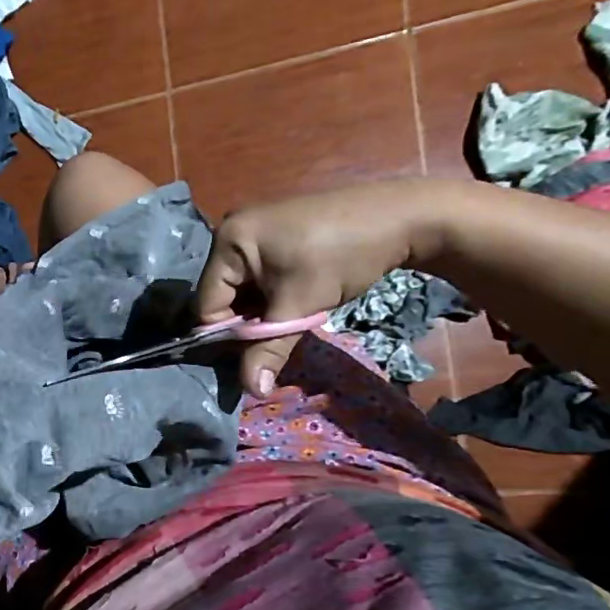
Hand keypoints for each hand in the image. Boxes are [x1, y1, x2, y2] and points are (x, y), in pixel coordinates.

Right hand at [197, 180, 457, 393]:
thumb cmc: (342, 255)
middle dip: (245, 326)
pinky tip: (294, 307)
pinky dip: (272, 300)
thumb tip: (253, 392)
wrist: (402, 218)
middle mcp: (233, 232)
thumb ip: (268, 349)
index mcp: (228, 240)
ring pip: (244, 292)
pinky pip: (260, 279)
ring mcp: (256, 233)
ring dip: (262, 315)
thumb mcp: (300, 305)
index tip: (252, 358)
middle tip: (274, 343)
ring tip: (288, 323)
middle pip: (223, 297)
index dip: (226, 337)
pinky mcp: (276, 238)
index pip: (207, 304)